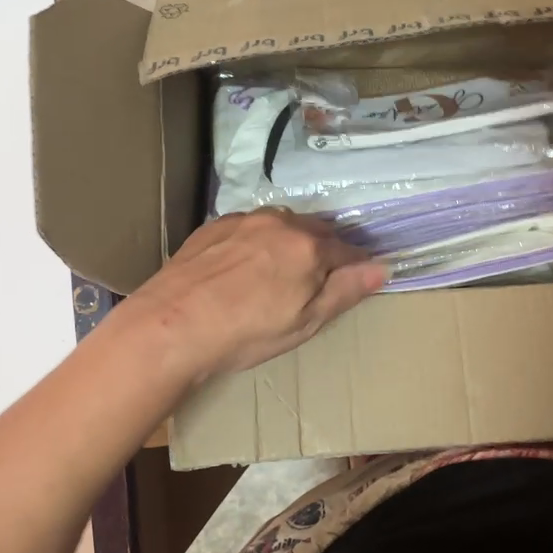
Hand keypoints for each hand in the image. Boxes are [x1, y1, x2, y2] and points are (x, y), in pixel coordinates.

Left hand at [111, 209, 385, 383]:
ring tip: (277, 274)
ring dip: (289, 242)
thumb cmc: (245, 332)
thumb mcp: (305, 322)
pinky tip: (243, 268)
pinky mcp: (213, 226)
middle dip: (322, 251)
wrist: (171, 325)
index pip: (348, 250)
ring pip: (281, 225)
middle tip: (312, 283)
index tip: (352, 282)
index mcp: (309, 246)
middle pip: (316, 231)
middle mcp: (280, 223)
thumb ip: (345, 291)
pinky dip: (257, 242)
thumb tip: (381, 267)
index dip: (354, 267)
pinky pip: (249, 227)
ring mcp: (243, 220)